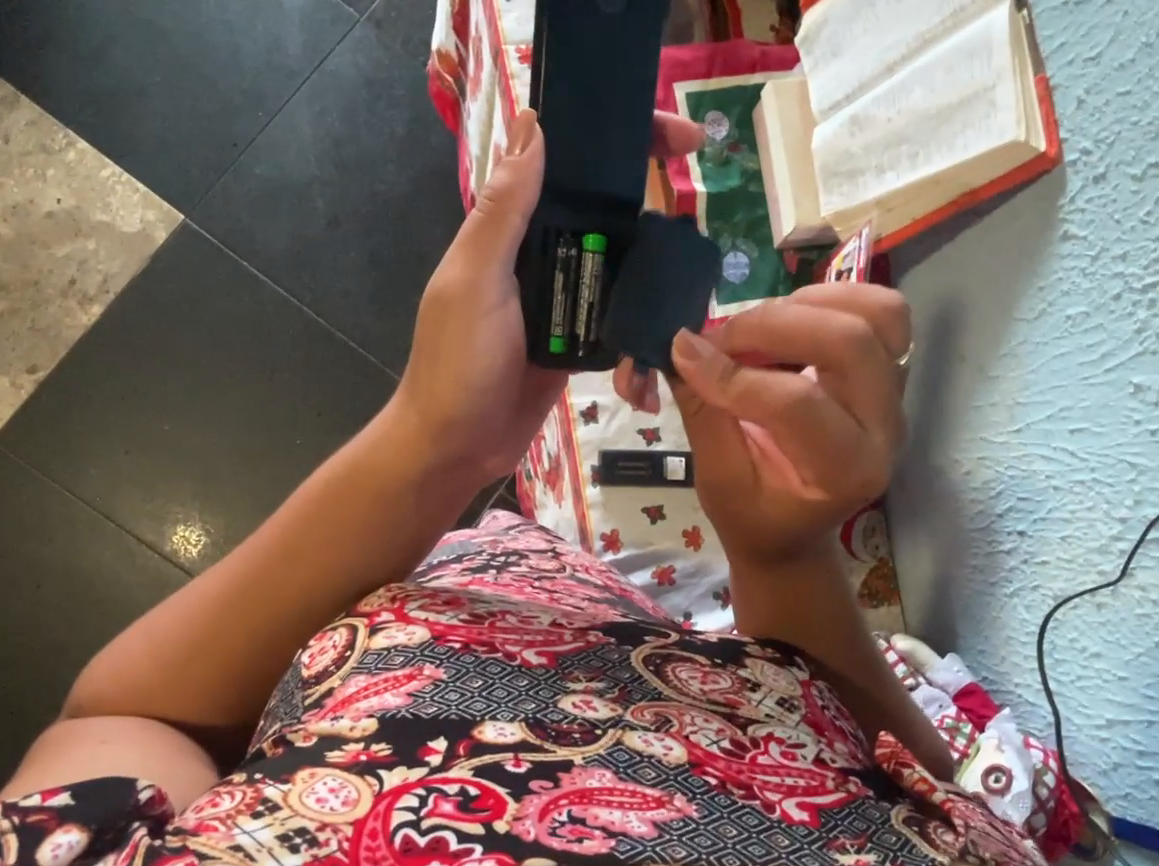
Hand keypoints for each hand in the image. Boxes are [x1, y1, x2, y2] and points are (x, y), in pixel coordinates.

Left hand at [389, 108, 705, 483]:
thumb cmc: (458, 363)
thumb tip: (534, 123)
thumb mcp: (476, 280)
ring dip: (653, 270)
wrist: (457, 448)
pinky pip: (616, 322)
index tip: (678, 133)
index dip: (618, 143)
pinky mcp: (576, 344)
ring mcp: (560, 303)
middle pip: (603, 216)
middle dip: (651, 203)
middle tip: (701, 188)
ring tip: (694, 269)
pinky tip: (667, 330)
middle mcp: (538, 258)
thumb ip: (504, 210)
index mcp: (510, 231)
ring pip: (618, 269)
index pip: (568, 169)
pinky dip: (639, 326)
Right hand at [664, 285, 911, 565]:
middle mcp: (884, 429)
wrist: (791, 531)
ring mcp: (894, 396)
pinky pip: (880, 312)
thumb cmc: (752, 514)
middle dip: (773, 326)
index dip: (734, 374)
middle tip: (722, 339)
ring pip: (880, 314)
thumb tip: (682, 345)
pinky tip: (786, 322)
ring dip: (810, 304)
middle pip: (850, 342)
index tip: (686, 358)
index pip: (796, 402)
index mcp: (845, 472)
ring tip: (760, 326)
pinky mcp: (888, 371)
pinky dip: (831, 300)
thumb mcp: (717, 477)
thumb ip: (704, 410)